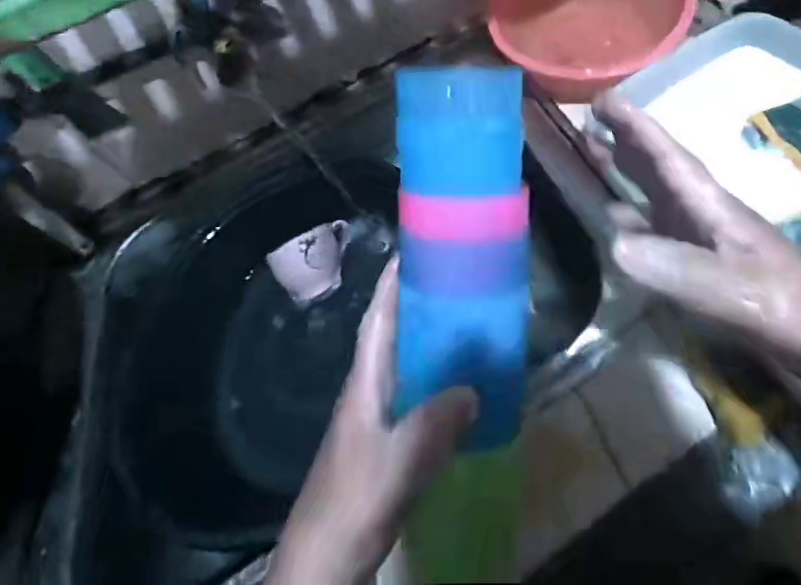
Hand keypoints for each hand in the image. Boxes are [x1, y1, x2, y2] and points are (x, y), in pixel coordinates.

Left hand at [271, 259, 476, 584]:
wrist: (323, 564)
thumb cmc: (353, 502)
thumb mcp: (397, 462)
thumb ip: (435, 423)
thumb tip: (474, 387)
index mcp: (364, 383)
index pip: (378, 319)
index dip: (393, 282)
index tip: (416, 248)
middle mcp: (370, 391)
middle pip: (396, 335)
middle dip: (423, 303)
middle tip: (464, 280)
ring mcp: (378, 419)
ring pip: (410, 365)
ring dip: (437, 341)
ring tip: (476, 323)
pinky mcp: (389, 444)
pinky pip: (421, 396)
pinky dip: (443, 382)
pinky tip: (469, 389)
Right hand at [591, 94, 800, 377]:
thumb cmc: (786, 305)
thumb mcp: (732, 288)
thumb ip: (677, 266)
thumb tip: (614, 241)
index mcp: (709, 203)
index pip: (665, 154)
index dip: (634, 125)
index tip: (603, 98)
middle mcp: (702, 212)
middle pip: (657, 167)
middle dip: (624, 140)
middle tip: (586, 119)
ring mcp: (705, 238)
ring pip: (656, 195)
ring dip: (625, 175)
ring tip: (591, 158)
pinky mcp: (706, 266)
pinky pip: (659, 232)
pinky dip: (633, 221)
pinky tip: (617, 227)